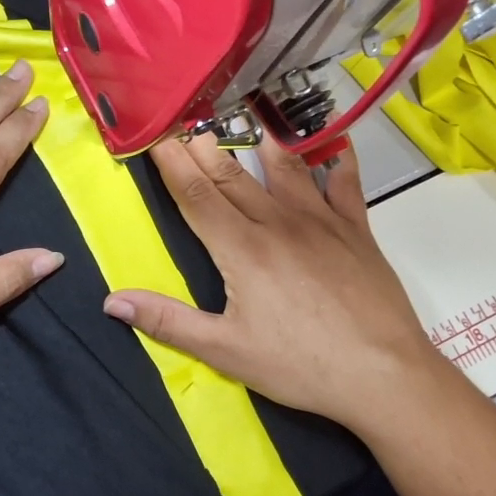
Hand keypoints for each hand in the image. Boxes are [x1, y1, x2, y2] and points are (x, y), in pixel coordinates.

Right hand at [103, 135, 451, 431]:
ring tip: (250, 122)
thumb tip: (113, 301)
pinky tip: (336, 145)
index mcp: (241, 250)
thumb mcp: (225, 351)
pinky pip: (345, 186)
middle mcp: (278, 224)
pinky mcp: (357, 232)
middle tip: (189, 126)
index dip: (173, 166)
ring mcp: (321, 223)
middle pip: (232, 179)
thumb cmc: (299, 365)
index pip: (197, 197)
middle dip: (206, 151)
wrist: (383, 373)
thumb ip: (168, 321)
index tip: (158, 138)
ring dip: (263, 147)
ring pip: (285, 173)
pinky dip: (338, 162)